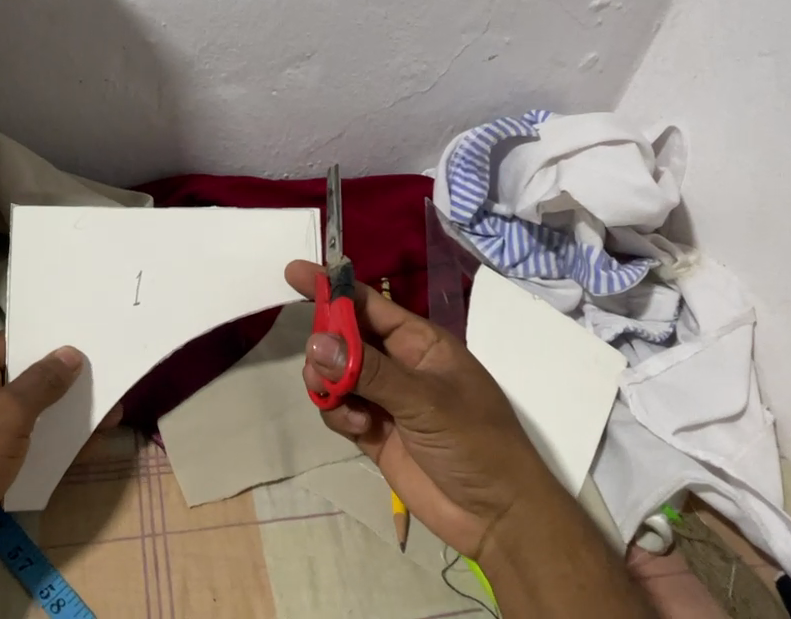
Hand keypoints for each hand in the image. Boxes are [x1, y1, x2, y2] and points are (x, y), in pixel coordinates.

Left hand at [0, 333, 84, 618]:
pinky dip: (50, 447)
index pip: (11, 343)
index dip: (50, 341)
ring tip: (111, 414)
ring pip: (26, 417)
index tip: (91, 338)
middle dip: (64, 382)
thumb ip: (42, 382)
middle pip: (22, 380)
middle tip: (110, 376)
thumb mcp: (5, 413)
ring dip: (63, 418)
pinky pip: (22, 449)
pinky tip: (86, 448)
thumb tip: (70, 354)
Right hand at [285, 260, 557, 558]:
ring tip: (335, 399)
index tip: (293, 272)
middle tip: (319, 363)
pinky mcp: (371, 430)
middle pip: (344, 336)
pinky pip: (337, 408)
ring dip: (326, 382)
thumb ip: (370, 371)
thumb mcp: (427, 402)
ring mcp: (383, 397)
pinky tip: (354, 427)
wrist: (497, 518)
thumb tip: (316, 342)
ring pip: (334, 373)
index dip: (332, 287)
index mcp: (419, 342)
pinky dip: (335, 412)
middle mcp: (398, 363)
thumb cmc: (477, 443)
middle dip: (325, 343)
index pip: (368, 303)